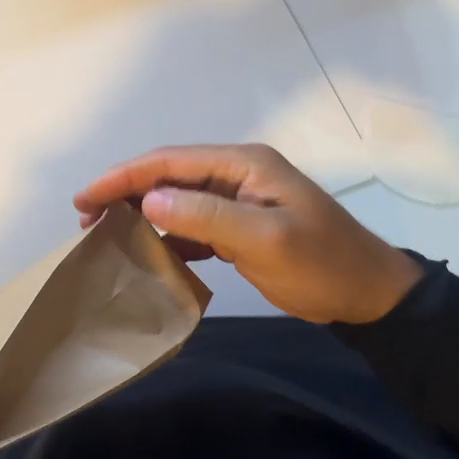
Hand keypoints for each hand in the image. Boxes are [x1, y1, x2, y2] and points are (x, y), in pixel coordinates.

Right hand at [74, 144, 423, 324]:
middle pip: (166, 176)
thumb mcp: (267, 239)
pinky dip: (165, 235)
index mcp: (242, 164)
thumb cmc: (323, 263)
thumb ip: (206, 216)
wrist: (372, 296)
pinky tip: (147, 252)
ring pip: (175, 199)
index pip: (168, 162)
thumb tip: (148, 200)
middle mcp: (235, 174)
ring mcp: (237, 200)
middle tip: (86, 219)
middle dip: (124, 192)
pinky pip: (190, 224)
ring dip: (140, 213)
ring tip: (105, 233)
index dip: (123, 176)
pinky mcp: (239, 227)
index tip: (86, 198)